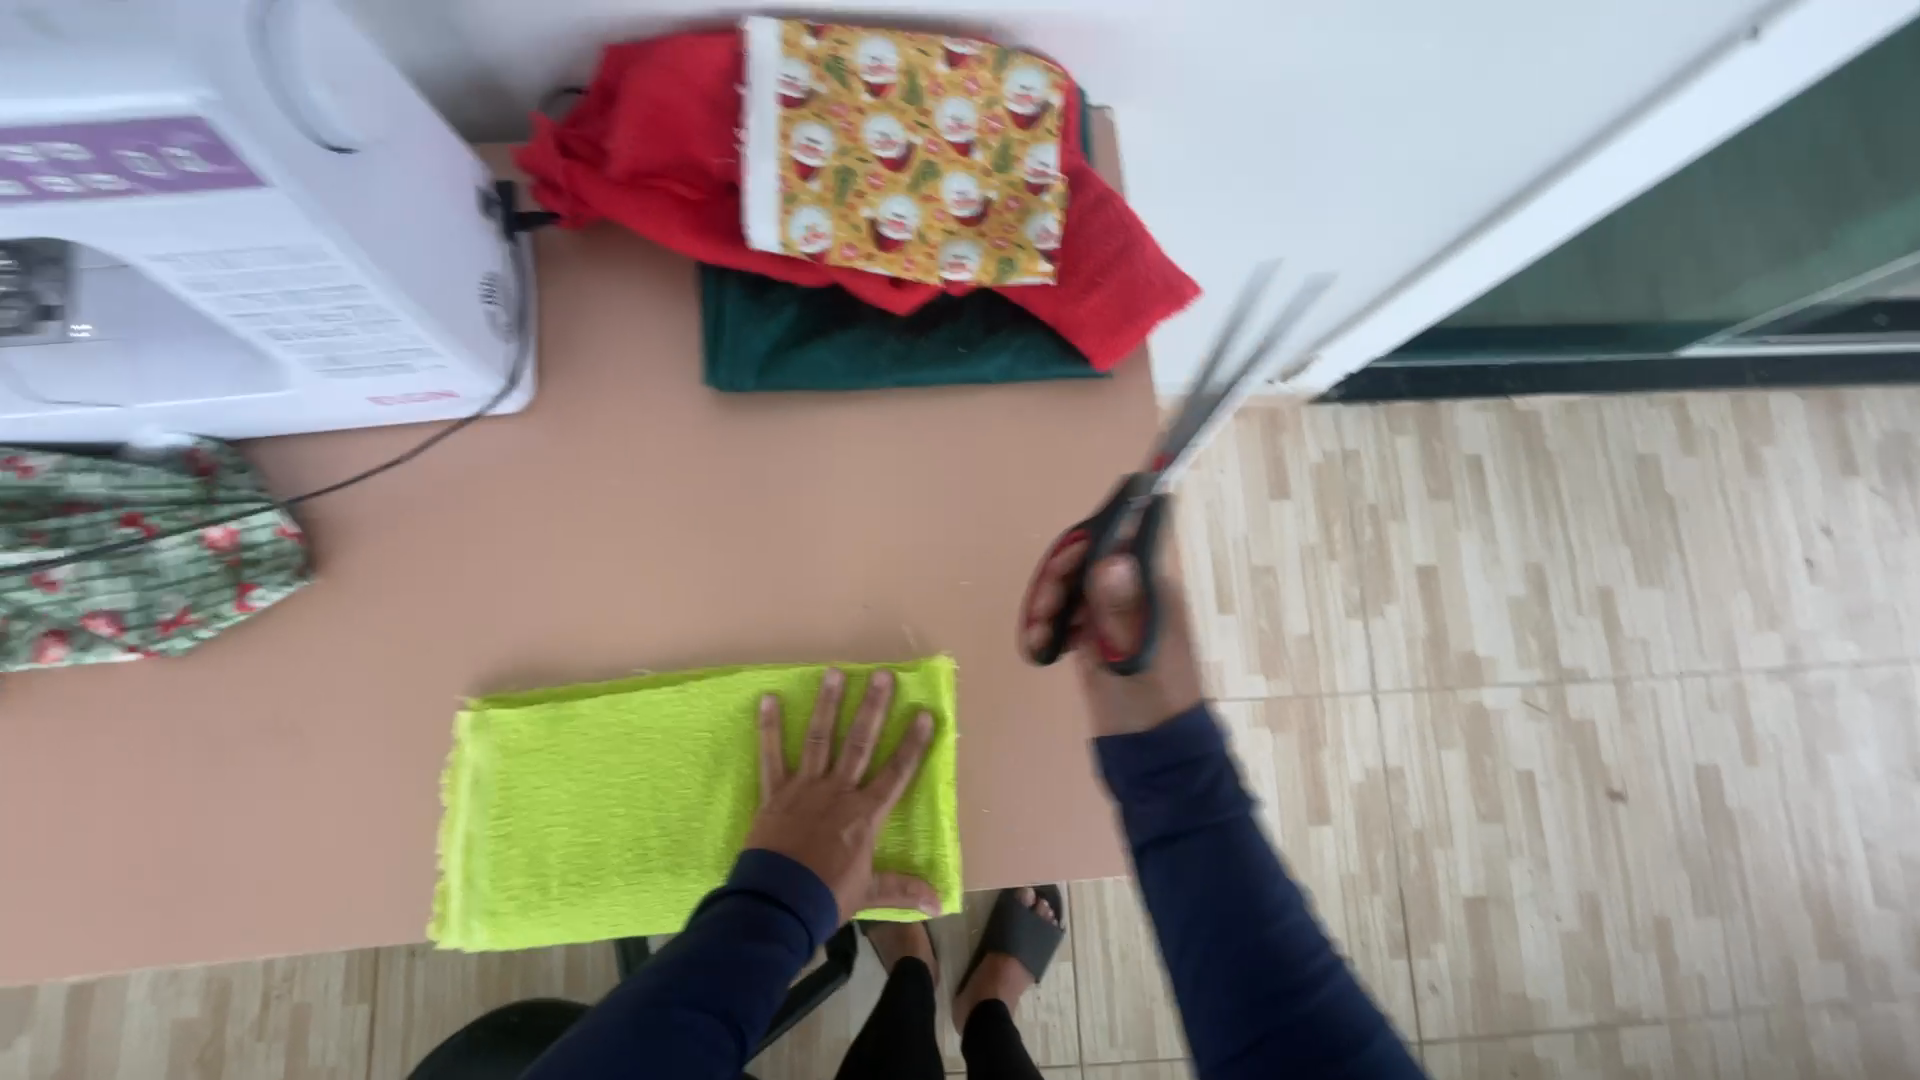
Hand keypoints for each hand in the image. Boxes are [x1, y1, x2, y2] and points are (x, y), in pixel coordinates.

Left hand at [746, 667, 940, 922]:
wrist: (776, 905)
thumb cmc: (826, 898)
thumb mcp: (869, 893)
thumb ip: (904, 890)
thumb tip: (940, 903)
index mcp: (864, 814)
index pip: (896, 771)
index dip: (912, 743)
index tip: (924, 713)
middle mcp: (838, 791)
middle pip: (860, 742)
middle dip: (872, 707)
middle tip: (881, 675)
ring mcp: (805, 787)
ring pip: (820, 738)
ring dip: (827, 704)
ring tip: (833, 673)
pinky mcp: (775, 792)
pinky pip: (771, 755)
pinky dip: (769, 727)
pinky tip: (768, 699)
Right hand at [1023, 540, 1203, 736]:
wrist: (1152, 753)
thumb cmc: (1152, 700)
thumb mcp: (1135, 653)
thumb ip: (1122, 607)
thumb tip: (1112, 558)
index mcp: (1154, 589)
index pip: (1126, 538)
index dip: (1093, 539)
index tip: (1066, 559)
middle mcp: (1133, 594)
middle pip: (1089, 561)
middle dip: (1059, 577)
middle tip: (1041, 607)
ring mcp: (1113, 615)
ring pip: (1072, 587)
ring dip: (1048, 602)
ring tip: (1036, 633)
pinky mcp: (1095, 637)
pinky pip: (1066, 615)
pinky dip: (1049, 625)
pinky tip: (1039, 645)